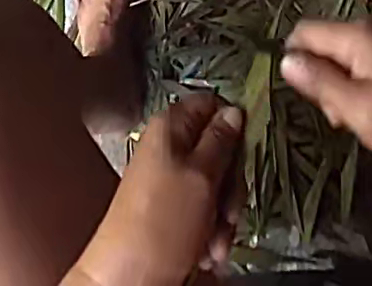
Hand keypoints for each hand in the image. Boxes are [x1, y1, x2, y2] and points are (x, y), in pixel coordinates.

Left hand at [68, 93, 244, 285]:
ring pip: (216, 183)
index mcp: (171, 126)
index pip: (211, 104)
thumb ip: (221, 141)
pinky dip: (212, 231)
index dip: (233, 123)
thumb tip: (234, 110)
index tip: (245, 150)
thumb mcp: (200, 177)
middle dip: (231, 183)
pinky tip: (208, 252)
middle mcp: (170, 147)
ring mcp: (171, 180)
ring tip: (216, 241)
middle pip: (219, 148)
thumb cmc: (163, 221)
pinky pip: (205, 210)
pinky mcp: (173, 211)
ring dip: (224, 214)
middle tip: (228, 209)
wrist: (126, 282)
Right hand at [280, 19, 371, 182]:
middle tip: (339, 118)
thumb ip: (318, 82)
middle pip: (324, 45)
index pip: (305, 32)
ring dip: (341, 88)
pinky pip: (363, 65)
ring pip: (343, 58)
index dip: (294, 60)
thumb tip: (284, 60)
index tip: (303, 96)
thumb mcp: (357, 109)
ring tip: (358, 122)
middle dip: (321, 79)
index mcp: (358, 34)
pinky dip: (359, 88)